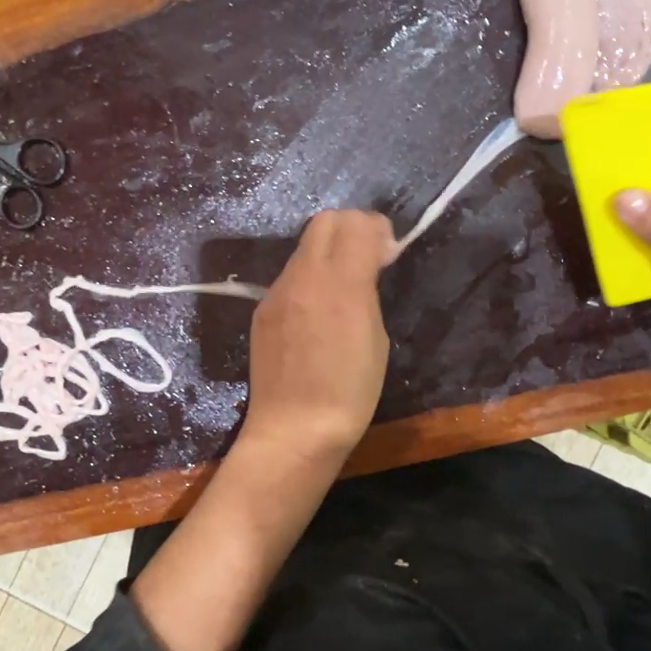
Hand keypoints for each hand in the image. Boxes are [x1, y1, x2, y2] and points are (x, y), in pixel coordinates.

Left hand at [239, 209, 392, 458]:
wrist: (294, 428)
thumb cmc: (350, 392)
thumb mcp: (376, 338)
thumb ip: (368, 291)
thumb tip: (366, 267)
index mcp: (341, 282)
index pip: (358, 224)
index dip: (378, 230)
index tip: (388, 252)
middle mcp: (303, 276)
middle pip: (325, 221)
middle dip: (351, 228)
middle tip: (368, 259)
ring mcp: (277, 292)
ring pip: (304, 248)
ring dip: (328, 253)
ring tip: (343, 288)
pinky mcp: (262, 310)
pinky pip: (289, 277)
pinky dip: (309, 279)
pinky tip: (317, 313)